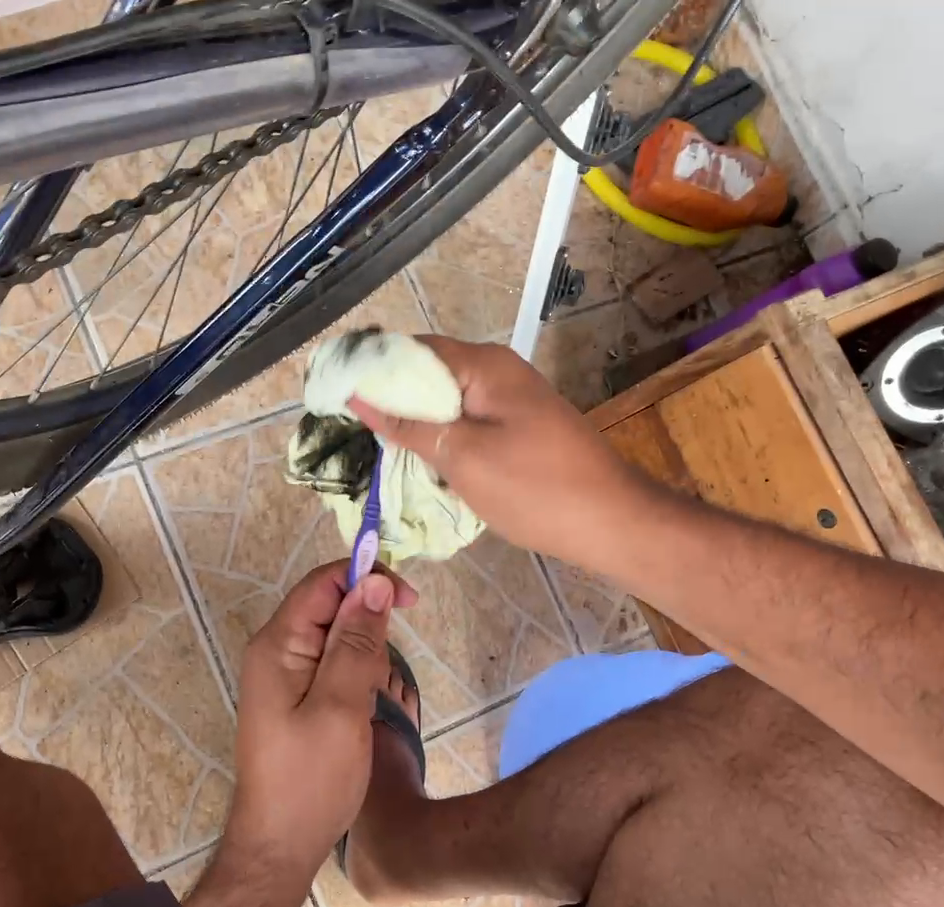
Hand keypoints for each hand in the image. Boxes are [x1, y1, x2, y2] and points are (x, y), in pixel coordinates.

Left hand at [227, 560, 417, 877]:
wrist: (280, 843)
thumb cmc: (311, 779)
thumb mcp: (341, 707)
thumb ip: (356, 643)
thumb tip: (373, 582)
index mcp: (277, 644)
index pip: (323, 583)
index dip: (366, 580)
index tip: (411, 603)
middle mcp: (274, 650)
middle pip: (327, 606)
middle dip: (366, 625)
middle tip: (382, 676)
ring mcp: (281, 674)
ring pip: (333, 636)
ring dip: (363, 654)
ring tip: (369, 701)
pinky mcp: (292, 696)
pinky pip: (328, 664)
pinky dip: (353, 675)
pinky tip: (362, 708)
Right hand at [348, 336, 655, 563]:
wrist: (611, 522)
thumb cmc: (534, 487)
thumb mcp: (461, 457)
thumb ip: (407, 424)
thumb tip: (358, 396)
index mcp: (483, 365)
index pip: (411, 348)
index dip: (369, 366)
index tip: (332, 393)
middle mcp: (496, 370)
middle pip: (426, 370)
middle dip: (387, 394)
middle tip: (346, 424)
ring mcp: (508, 398)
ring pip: (443, 397)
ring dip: (411, 417)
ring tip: (371, 440)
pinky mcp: (515, 425)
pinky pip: (463, 418)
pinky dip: (437, 433)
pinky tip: (416, 456)